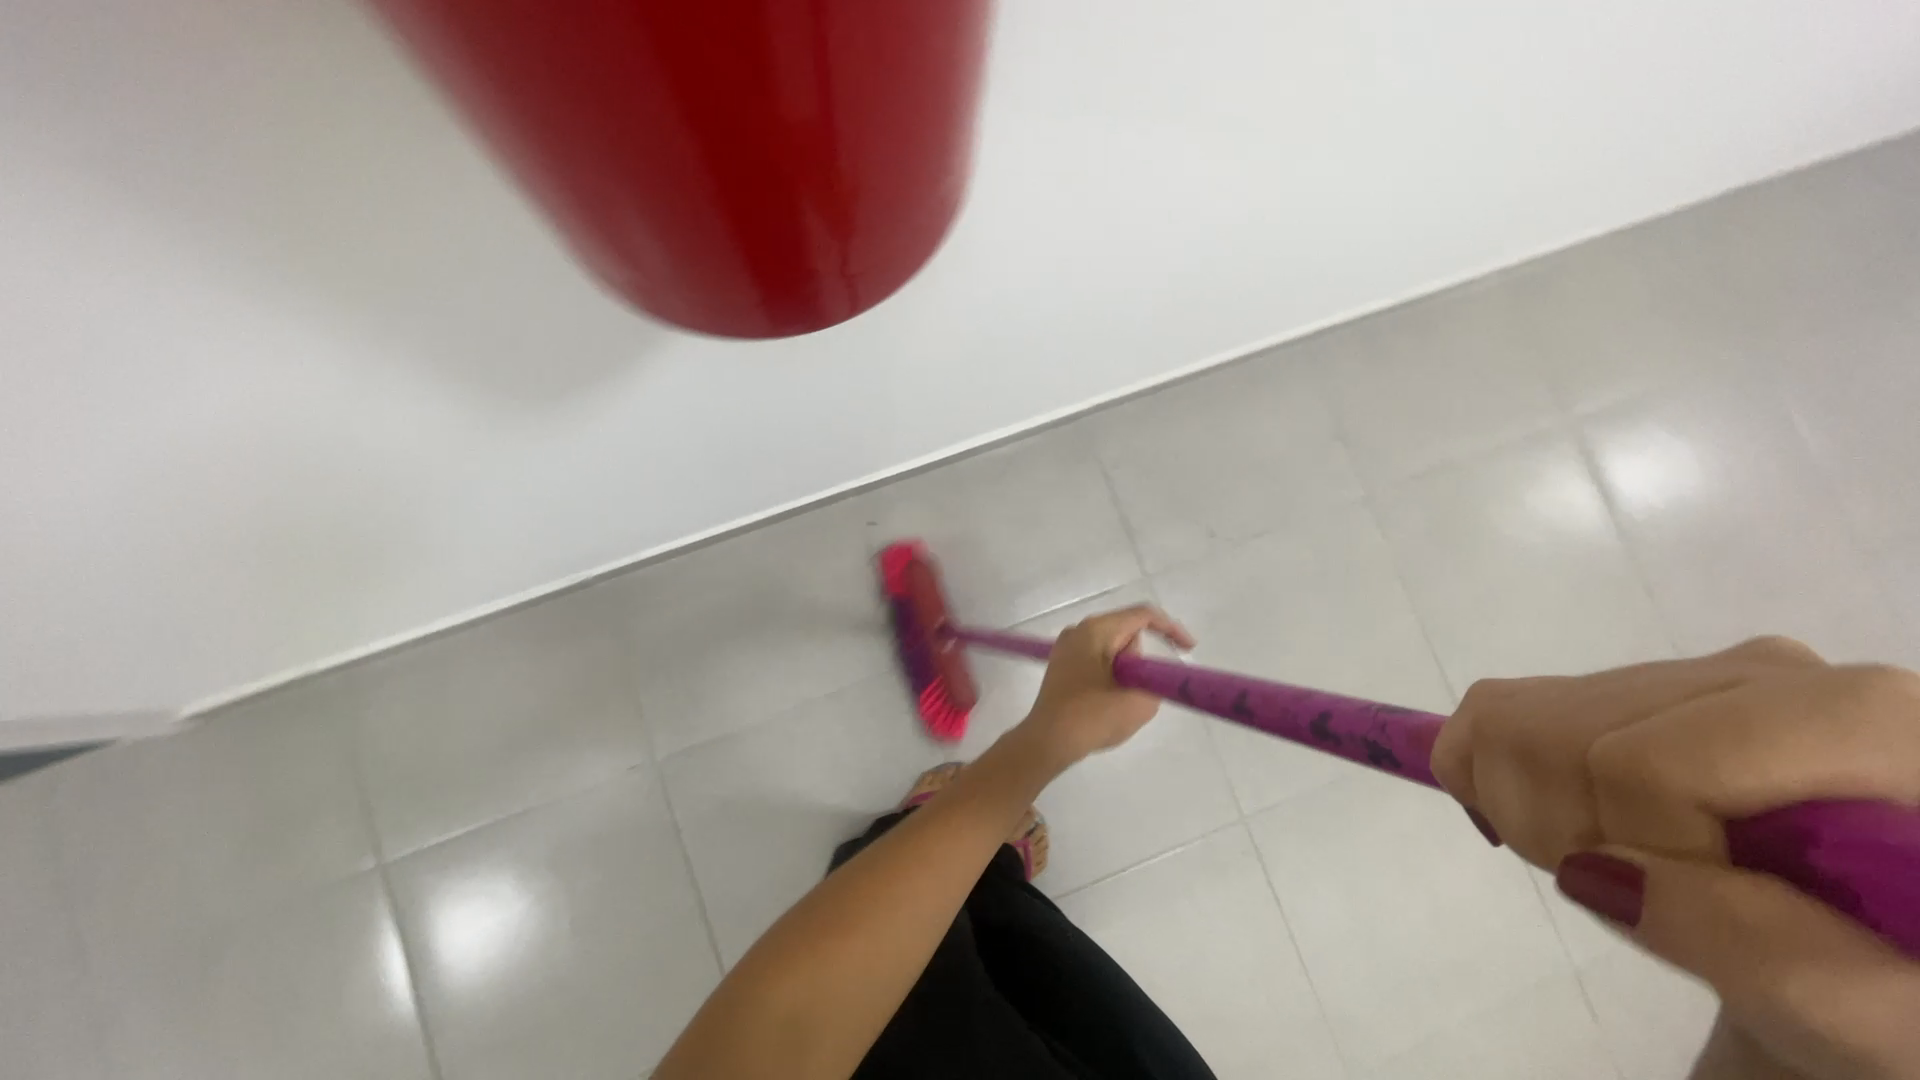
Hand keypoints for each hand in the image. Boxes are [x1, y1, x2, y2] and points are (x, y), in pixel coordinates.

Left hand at [1014, 604, 1194, 767]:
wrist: (1048, 741)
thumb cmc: (1095, 717)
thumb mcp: (1140, 698)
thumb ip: (1151, 674)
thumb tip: (1135, 665)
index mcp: (1097, 630)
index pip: (1143, 615)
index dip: (1171, 628)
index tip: (1189, 649)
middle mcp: (1078, 630)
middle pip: (1125, 630)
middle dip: (1142, 654)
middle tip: (1149, 685)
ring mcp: (1066, 646)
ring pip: (1110, 646)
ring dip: (1126, 666)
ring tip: (1125, 698)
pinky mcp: (1061, 664)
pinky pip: (1096, 658)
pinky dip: (1111, 671)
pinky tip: (1110, 699)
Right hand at [1431, 637, 1919, 1079]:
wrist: (1879, 945)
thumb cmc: (1899, 991)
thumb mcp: (1868, 1013)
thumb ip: (1756, 947)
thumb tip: (1596, 872)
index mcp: (1855, 726)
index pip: (1647, 761)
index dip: (1632, 844)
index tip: (1680, 914)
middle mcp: (1761, 672)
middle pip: (1562, 731)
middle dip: (1555, 828)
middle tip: (1618, 894)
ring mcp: (1689, 673)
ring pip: (1511, 715)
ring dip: (1521, 810)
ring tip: (1603, 866)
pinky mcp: (1634, 687)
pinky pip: (1500, 709)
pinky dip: (1491, 776)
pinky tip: (1561, 823)